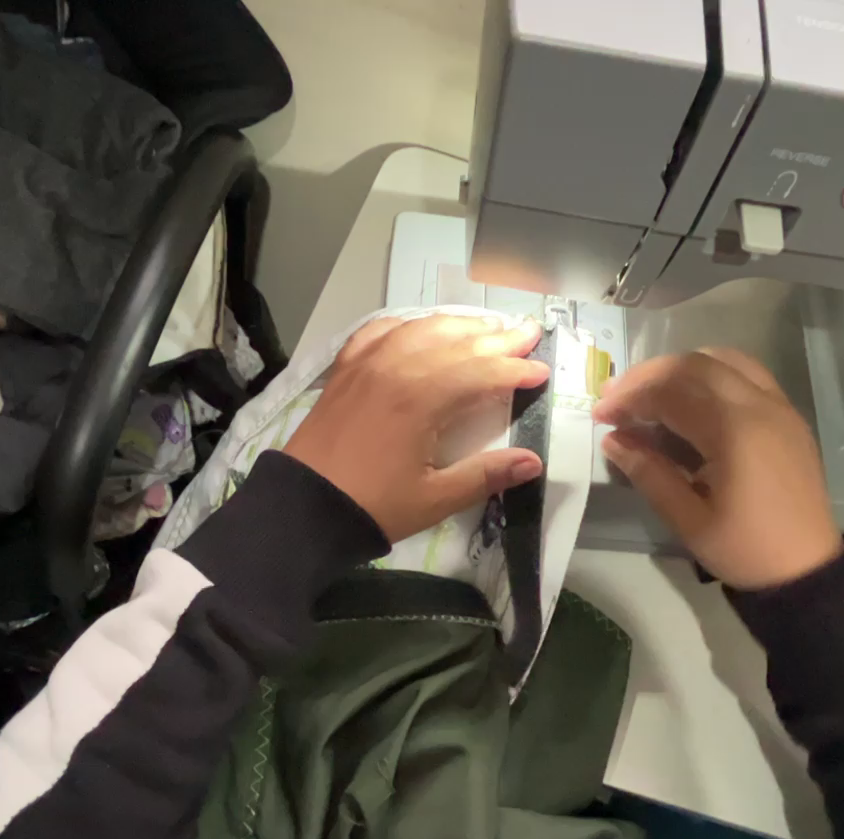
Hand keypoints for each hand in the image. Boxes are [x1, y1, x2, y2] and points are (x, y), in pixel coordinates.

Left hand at [285, 314, 549, 542]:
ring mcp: (368, 364)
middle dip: (497, 338)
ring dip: (458, 325)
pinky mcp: (346, 370)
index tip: (541, 372)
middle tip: (529, 330)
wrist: (302, 508)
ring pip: (421, 329)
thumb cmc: (373, 506)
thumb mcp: (435, 499)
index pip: (481, 372)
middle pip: (456, 343)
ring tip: (486, 325)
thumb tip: (532, 462)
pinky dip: (408, 325)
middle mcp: (397, 368)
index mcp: (422, 399)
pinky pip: (381, 332)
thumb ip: (485, 476)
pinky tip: (422, 326)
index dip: (515, 371)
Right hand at [592, 347, 842, 588]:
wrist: (805, 569)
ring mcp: (779, 406)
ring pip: (724, 360)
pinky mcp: (788, 415)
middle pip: (695, 365)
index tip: (599, 416)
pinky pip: (748, 374)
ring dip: (681, 368)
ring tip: (650, 391)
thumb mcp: (687, 519)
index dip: (629, 399)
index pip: (670, 394)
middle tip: (615, 396)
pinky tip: (692, 397)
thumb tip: (613, 440)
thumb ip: (649, 472)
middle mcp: (759, 405)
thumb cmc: (743, 549)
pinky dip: (712, 374)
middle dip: (649, 375)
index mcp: (734, 431)